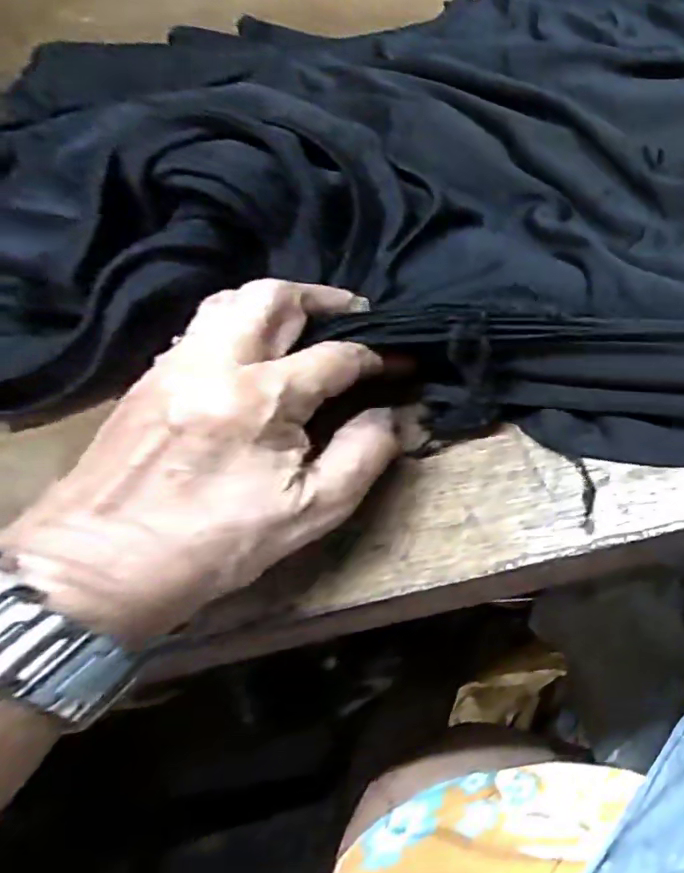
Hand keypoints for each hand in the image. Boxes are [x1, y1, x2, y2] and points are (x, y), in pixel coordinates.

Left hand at [0, 281, 403, 646]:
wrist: (88, 574)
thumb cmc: (218, 543)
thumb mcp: (320, 505)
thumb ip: (369, 449)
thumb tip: (393, 413)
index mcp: (259, 400)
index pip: (338, 354)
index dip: (383, 357)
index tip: (406, 368)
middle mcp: (209, 370)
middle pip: (268, 298)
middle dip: (325, 300)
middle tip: (361, 317)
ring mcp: (169, 373)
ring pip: (226, 304)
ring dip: (279, 307)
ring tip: (317, 329)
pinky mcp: (146, 385)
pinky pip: (201, 331)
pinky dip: (245, 327)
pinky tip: (270, 356)